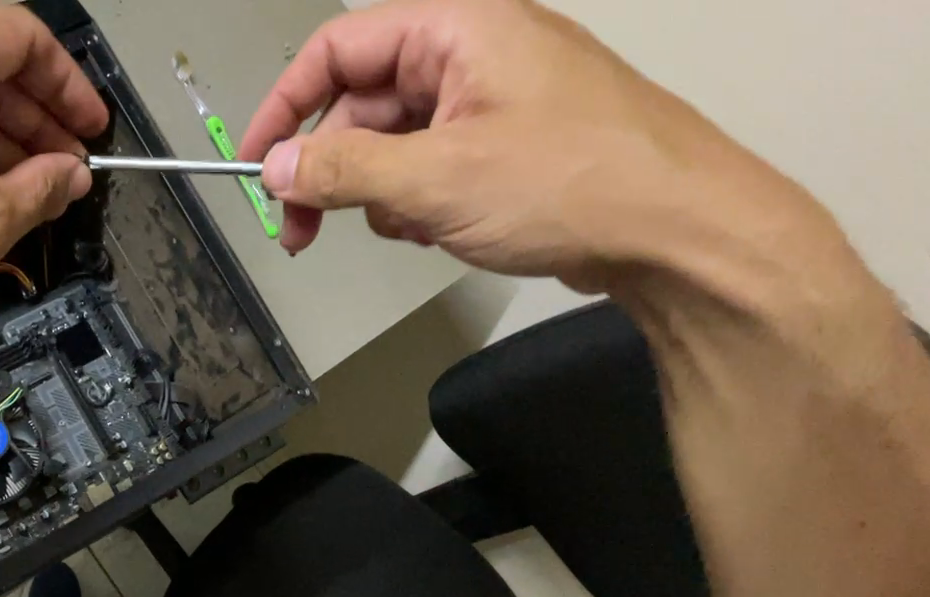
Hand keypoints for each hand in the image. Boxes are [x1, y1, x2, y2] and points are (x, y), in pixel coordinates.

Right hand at [239, 0, 834, 291]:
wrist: (676, 231)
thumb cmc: (571, 184)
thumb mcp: (435, 179)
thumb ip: (342, 170)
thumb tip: (275, 167)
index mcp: (457, 29)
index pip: (338, 48)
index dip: (284, 106)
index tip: (254, 165)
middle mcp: (469, 54)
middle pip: (358, 104)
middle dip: (325, 172)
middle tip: (300, 234)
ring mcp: (486, 101)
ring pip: (388, 144)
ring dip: (374, 194)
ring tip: (405, 228)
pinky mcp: (498, 145)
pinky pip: (423, 168)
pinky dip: (411, 204)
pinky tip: (434, 229)